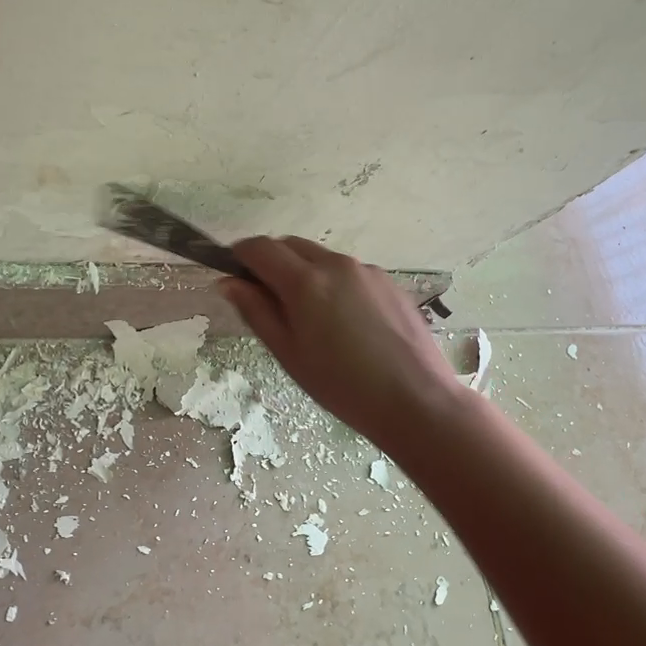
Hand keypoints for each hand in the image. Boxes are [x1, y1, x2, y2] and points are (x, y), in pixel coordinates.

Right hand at [219, 236, 467, 450]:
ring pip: (322, 258)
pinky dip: (334, 284)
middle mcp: (336, 264)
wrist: (416, 400)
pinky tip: (346, 325)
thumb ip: (256, 311)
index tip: (233, 274)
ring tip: (311, 319)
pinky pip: (350, 273)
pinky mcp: (390, 282)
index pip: (260, 248)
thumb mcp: (288, 354)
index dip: (239, 256)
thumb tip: (229, 282)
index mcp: (305, 281)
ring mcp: (367, 270)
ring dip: (304, 273)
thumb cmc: (342, 386)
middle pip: (291, 245)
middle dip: (272, 262)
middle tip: (267, 300)